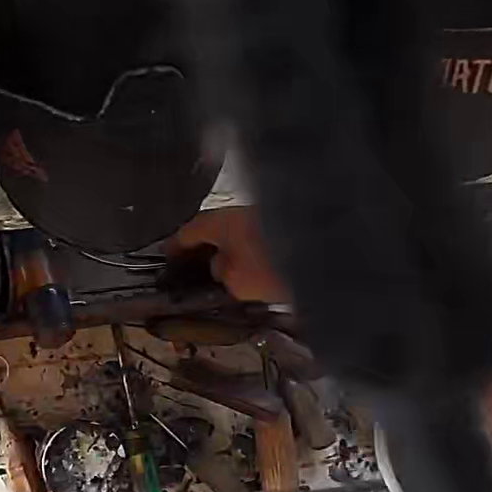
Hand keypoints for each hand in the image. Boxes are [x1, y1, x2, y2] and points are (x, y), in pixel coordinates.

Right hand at [169, 208, 289, 304]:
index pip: (186, 232)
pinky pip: (252, 239)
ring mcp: (261, 216)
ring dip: (225, 250)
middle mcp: (236, 212)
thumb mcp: (235, 280)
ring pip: (234, 234)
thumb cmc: (271, 267)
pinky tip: (246, 267)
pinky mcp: (282, 226)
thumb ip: (219, 271)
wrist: (327, 256)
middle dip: (201, 248)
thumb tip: (219, 264)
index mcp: (218, 220)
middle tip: (190, 268)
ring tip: (218, 272)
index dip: (173, 248)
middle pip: (211, 230)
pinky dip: (244, 251)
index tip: (164, 259)